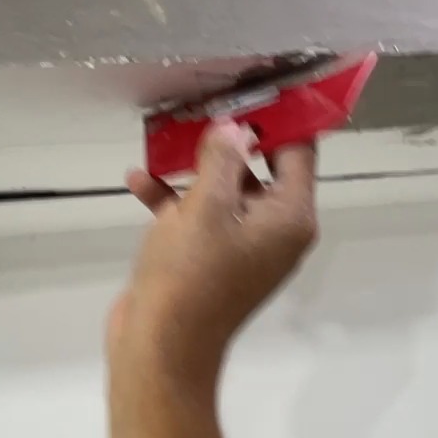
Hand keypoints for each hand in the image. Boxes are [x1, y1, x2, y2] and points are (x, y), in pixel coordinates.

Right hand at [109, 117, 319, 385]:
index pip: (299, 152)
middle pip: (259, 167)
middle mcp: (274, 230)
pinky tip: (138, 179)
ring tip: (164, 136)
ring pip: (224, 190)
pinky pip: (199, 216)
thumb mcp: (205, 206)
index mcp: (289, 217)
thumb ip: (222, 159)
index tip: (252, 88)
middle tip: (201, 105)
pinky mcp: (210, 258)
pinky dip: (173, 198)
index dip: (279, 118)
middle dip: (227, 139)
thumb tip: (235, 127)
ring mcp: (242, 246)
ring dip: (194, 166)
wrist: (159, 348)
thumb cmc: (190, 273)